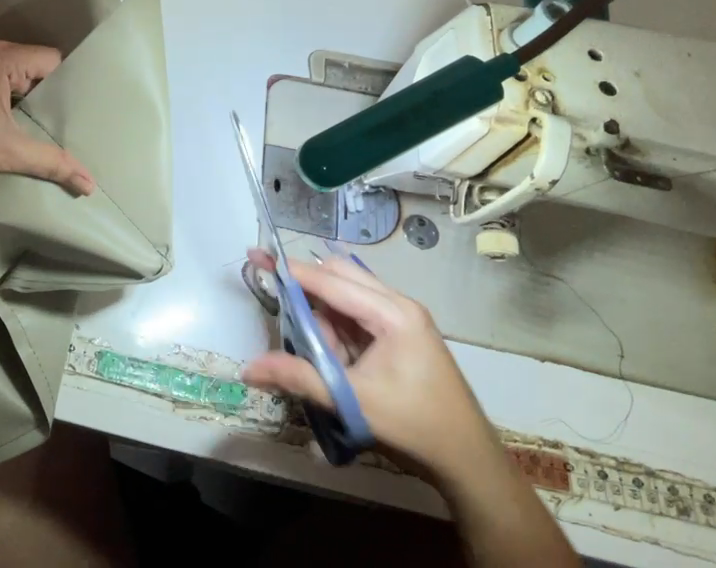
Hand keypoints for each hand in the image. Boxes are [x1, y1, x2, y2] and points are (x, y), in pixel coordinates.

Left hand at [0, 38, 95, 196]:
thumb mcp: (9, 152)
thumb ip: (52, 163)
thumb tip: (90, 185)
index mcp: (3, 57)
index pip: (53, 61)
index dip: (67, 86)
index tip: (78, 112)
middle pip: (35, 66)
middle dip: (48, 94)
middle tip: (67, 122)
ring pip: (16, 74)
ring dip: (27, 97)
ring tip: (45, 125)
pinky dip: (8, 96)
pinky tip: (15, 121)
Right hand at [240, 253, 498, 482]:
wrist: (467, 458)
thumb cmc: (413, 424)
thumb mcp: (350, 401)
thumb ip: (297, 377)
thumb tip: (248, 370)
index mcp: (393, 314)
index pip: (332, 280)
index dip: (292, 271)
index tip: (257, 257)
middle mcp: (400, 305)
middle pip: (340, 275)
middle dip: (306, 287)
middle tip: (277, 300)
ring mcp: (404, 318)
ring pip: (348, 294)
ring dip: (323, 314)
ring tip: (316, 350)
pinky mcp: (402, 333)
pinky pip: (359, 314)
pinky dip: (337, 326)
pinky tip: (333, 354)